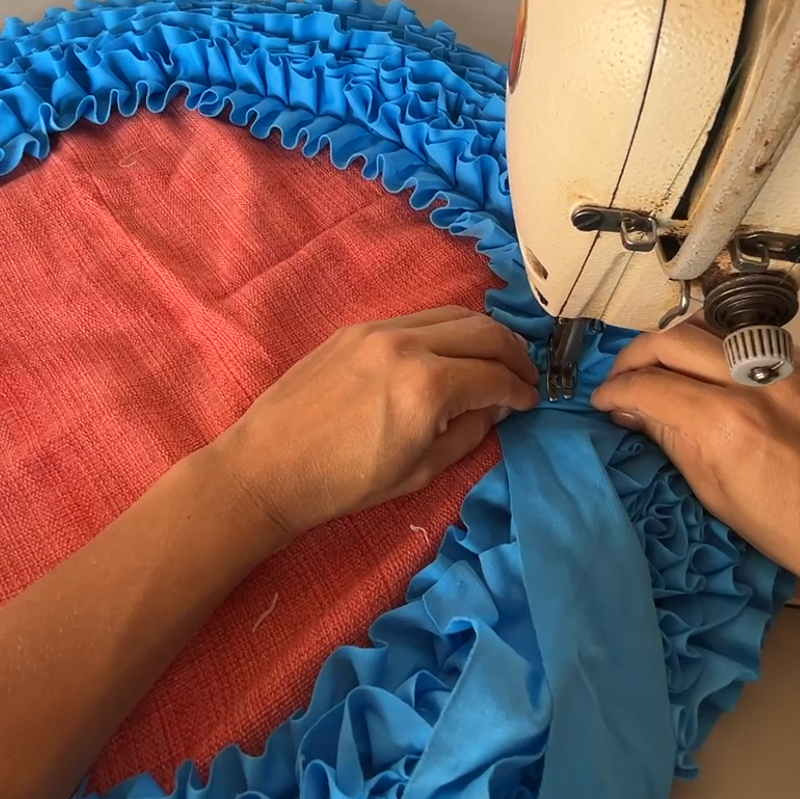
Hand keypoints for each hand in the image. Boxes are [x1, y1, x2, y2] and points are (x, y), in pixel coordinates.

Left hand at [206, 306, 539, 538]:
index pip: (495, 376)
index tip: (531, 401)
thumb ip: (469, 433)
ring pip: (452, 314)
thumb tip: (496, 407)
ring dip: (482, 334)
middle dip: (513, 352)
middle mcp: (409, 344)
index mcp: (428, 386)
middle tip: (523, 376)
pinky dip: (445, 331)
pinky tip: (446, 355)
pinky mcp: (357, 328)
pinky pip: (417, 319)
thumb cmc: (345, 484)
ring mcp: (379, 329)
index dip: (521, 390)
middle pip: (483, 330)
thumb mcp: (420, 472)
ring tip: (491, 359)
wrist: (269, 466)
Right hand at [590, 322, 799, 611]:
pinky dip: (724, 356)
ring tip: (665, 370)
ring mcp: (797, 367)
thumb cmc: (796, 536)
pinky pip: (757, 345)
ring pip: (715, 329)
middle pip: (674, 339)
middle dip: (634, 355)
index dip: (614, 390)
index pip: (649, 384)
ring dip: (677, 344)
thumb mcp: (717, 495)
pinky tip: (722, 382)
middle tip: (623, 379)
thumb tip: (633, 408)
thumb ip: (671, 439)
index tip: (602, 400)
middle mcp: (759, 381)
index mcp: (729, 424)